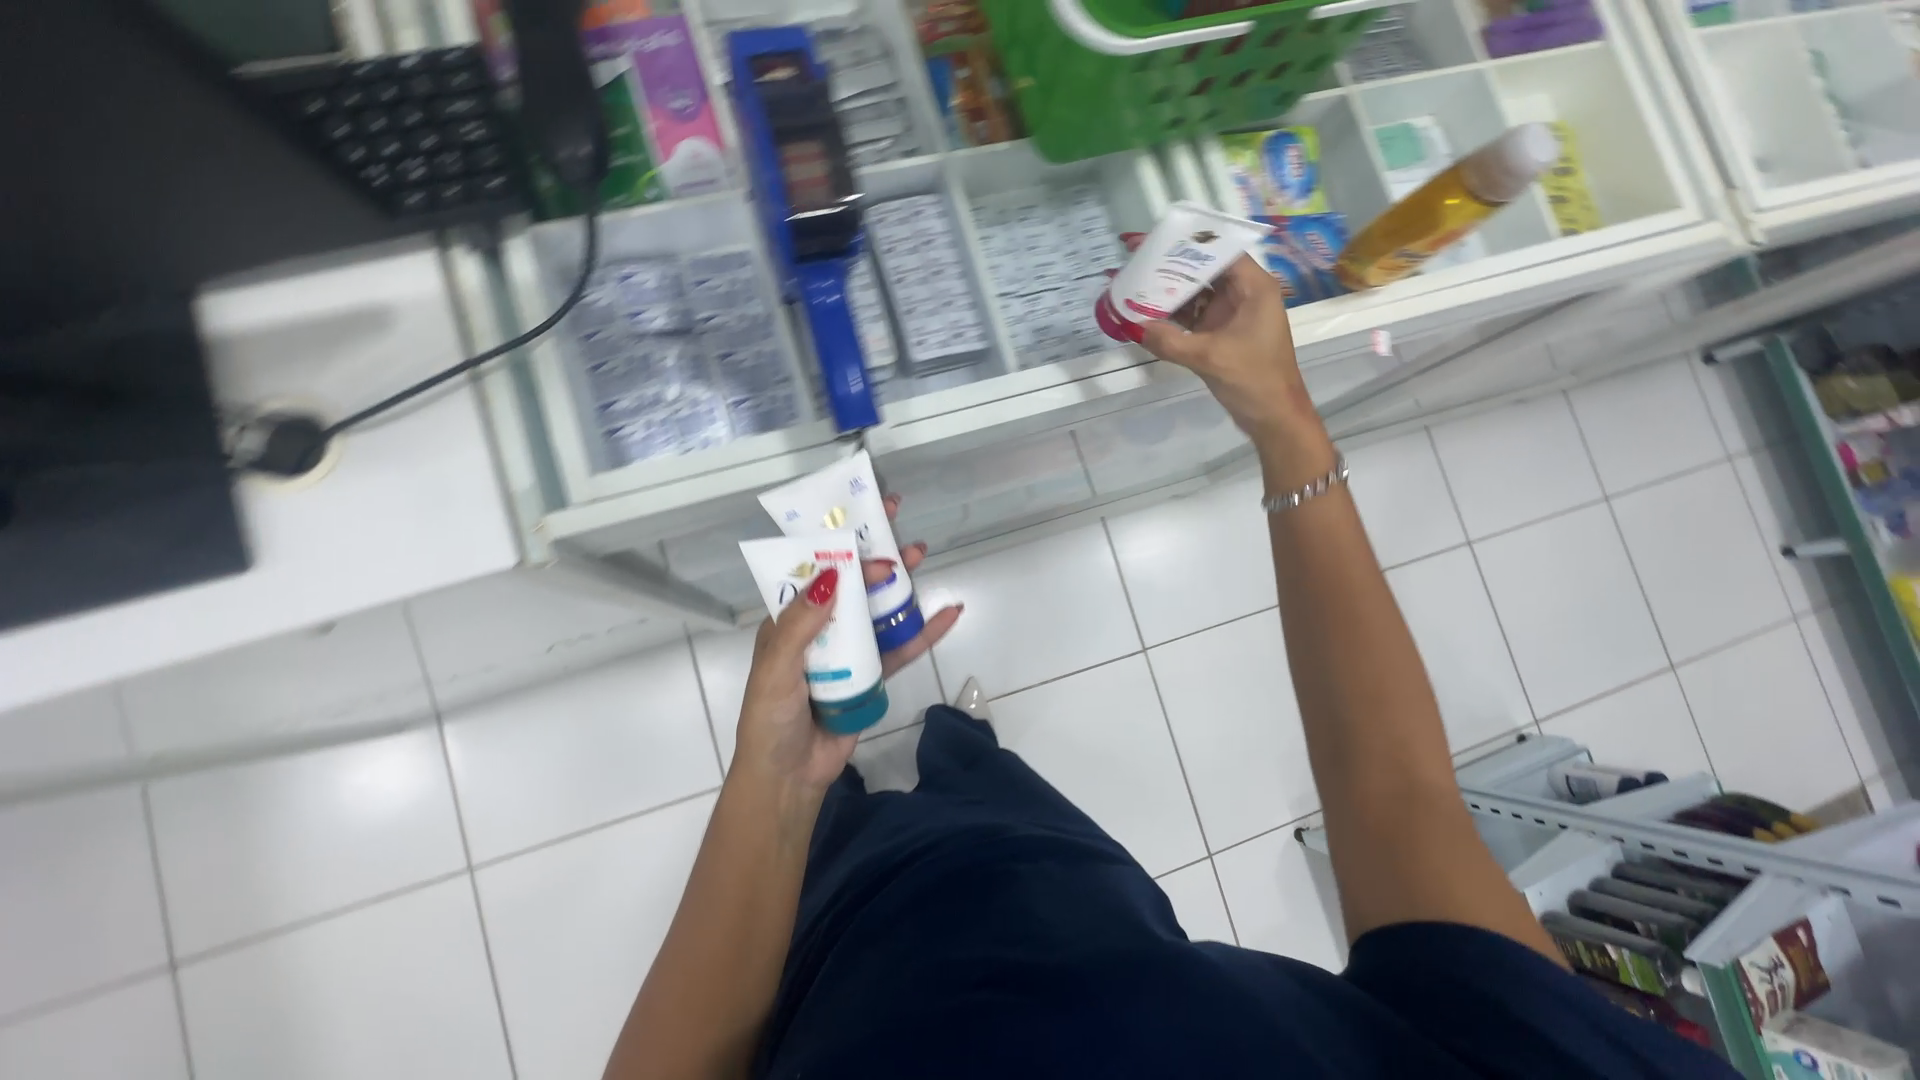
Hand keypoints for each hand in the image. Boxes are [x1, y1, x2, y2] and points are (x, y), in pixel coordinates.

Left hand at [732, 496, 961, 797]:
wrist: (790, 776)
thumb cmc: (771, 719)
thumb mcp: (776, 668)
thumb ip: (803, 624)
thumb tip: (831, 573)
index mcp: (789, 621)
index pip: (814, 571)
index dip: (837, 543)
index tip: (864, 522)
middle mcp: (820, 629)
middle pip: (851, 584)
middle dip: (874, 554)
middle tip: (900, 527)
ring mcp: (848, 652)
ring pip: (878, 610)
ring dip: (899, 584)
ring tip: (921, 555)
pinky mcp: (871, 676)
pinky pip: (900, 648)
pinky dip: (924, 632)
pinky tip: (946, 615)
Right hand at [1122, 235, 1327, 462]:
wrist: (1273, 417)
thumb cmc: (1254, 380)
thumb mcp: (1209, 358)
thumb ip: (1169, 341)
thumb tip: (1134, 326)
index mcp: (1254, 288)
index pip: (1219, 251)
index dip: (1188, 243)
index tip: (1156, 240)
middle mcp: (1243, 294)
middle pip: (1204, 269)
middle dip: (1171, 266)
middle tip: (1136, 260)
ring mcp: (1231, 315)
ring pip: (1195, 294)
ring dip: (1168, 292)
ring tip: (1134, 284)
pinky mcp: (1220, 334)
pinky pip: (1193, 317)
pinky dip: (1172, 316)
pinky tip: (1146, 313)